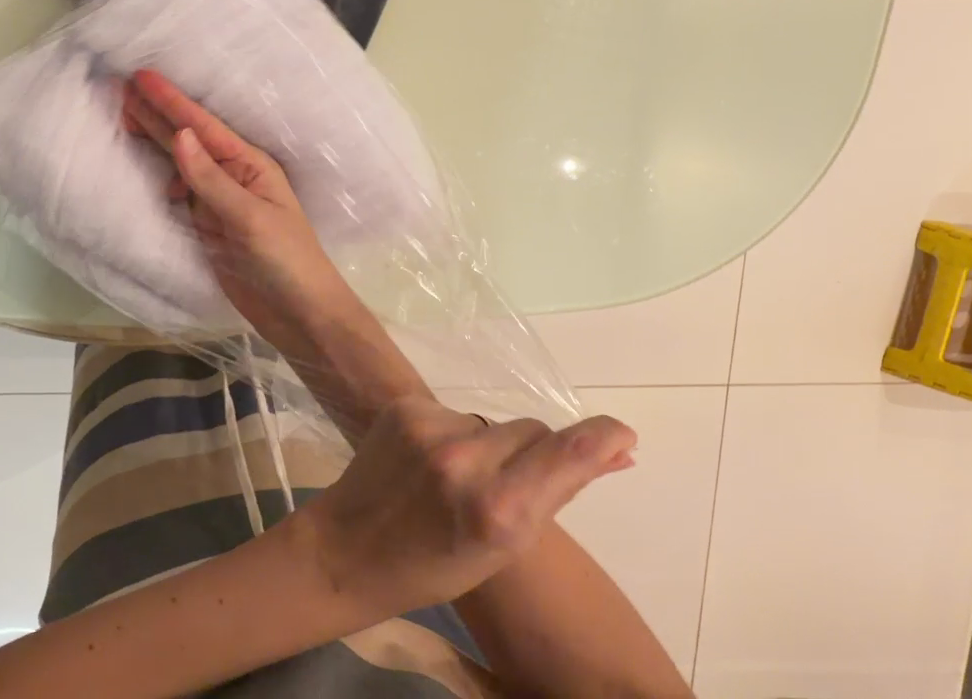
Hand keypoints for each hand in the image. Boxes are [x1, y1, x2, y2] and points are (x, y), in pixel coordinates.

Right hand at [121, 69, 359, 331]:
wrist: (300, 316)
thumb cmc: (286, 261)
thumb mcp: (250, 218)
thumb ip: (211, 179)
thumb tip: (180, 136)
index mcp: (249, 165)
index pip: (202, 127)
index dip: (170, 101)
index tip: (140, 77)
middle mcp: (232, 177)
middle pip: (187, 139)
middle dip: (156, 114)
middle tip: (121, 89)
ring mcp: (219, 203)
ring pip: (179, 163)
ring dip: (154, 142)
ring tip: (125, 120)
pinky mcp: (208, 228)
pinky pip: (179, 193)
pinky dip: (160, 179)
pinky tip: (145, 170)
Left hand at [291, 397, 636, 620]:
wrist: (349, 548)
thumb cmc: (436, 564)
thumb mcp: (507, 545)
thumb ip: (559, 491)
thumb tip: (618, 451)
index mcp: (498, 508)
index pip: (567, 452)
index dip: (600, 438)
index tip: (621, 433)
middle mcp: (464, 459)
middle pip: (532, 431)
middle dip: (531, 453)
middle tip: (504, 486)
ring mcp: (428, 428)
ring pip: (492, 423)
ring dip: (489, 445)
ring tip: (455, 480)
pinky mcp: (403, 407)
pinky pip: (454, 413)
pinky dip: (452, 434)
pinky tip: (428, 461)